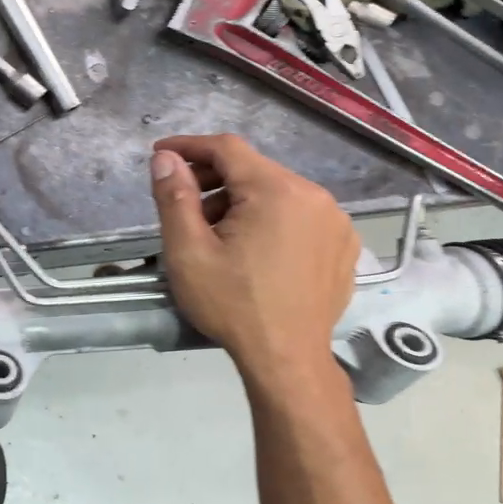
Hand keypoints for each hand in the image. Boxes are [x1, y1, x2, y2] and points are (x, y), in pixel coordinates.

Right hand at [148, 134, 360, 378]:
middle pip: (253, 169)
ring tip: (215, 235)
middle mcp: (314, 196)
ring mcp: (335, 221)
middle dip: (212, 179)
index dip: (188, 146)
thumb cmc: (231, 303)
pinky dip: (270, 220)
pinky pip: (300, 215)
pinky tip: (253, 251)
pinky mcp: (343, 245)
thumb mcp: (188, 250)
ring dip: (240, 201)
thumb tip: (165, 158)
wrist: (286, 357)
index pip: (227, 148)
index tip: (159, 155)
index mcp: (276, 191)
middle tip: (181, 205)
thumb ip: (175, 196)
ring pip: (277, 192)